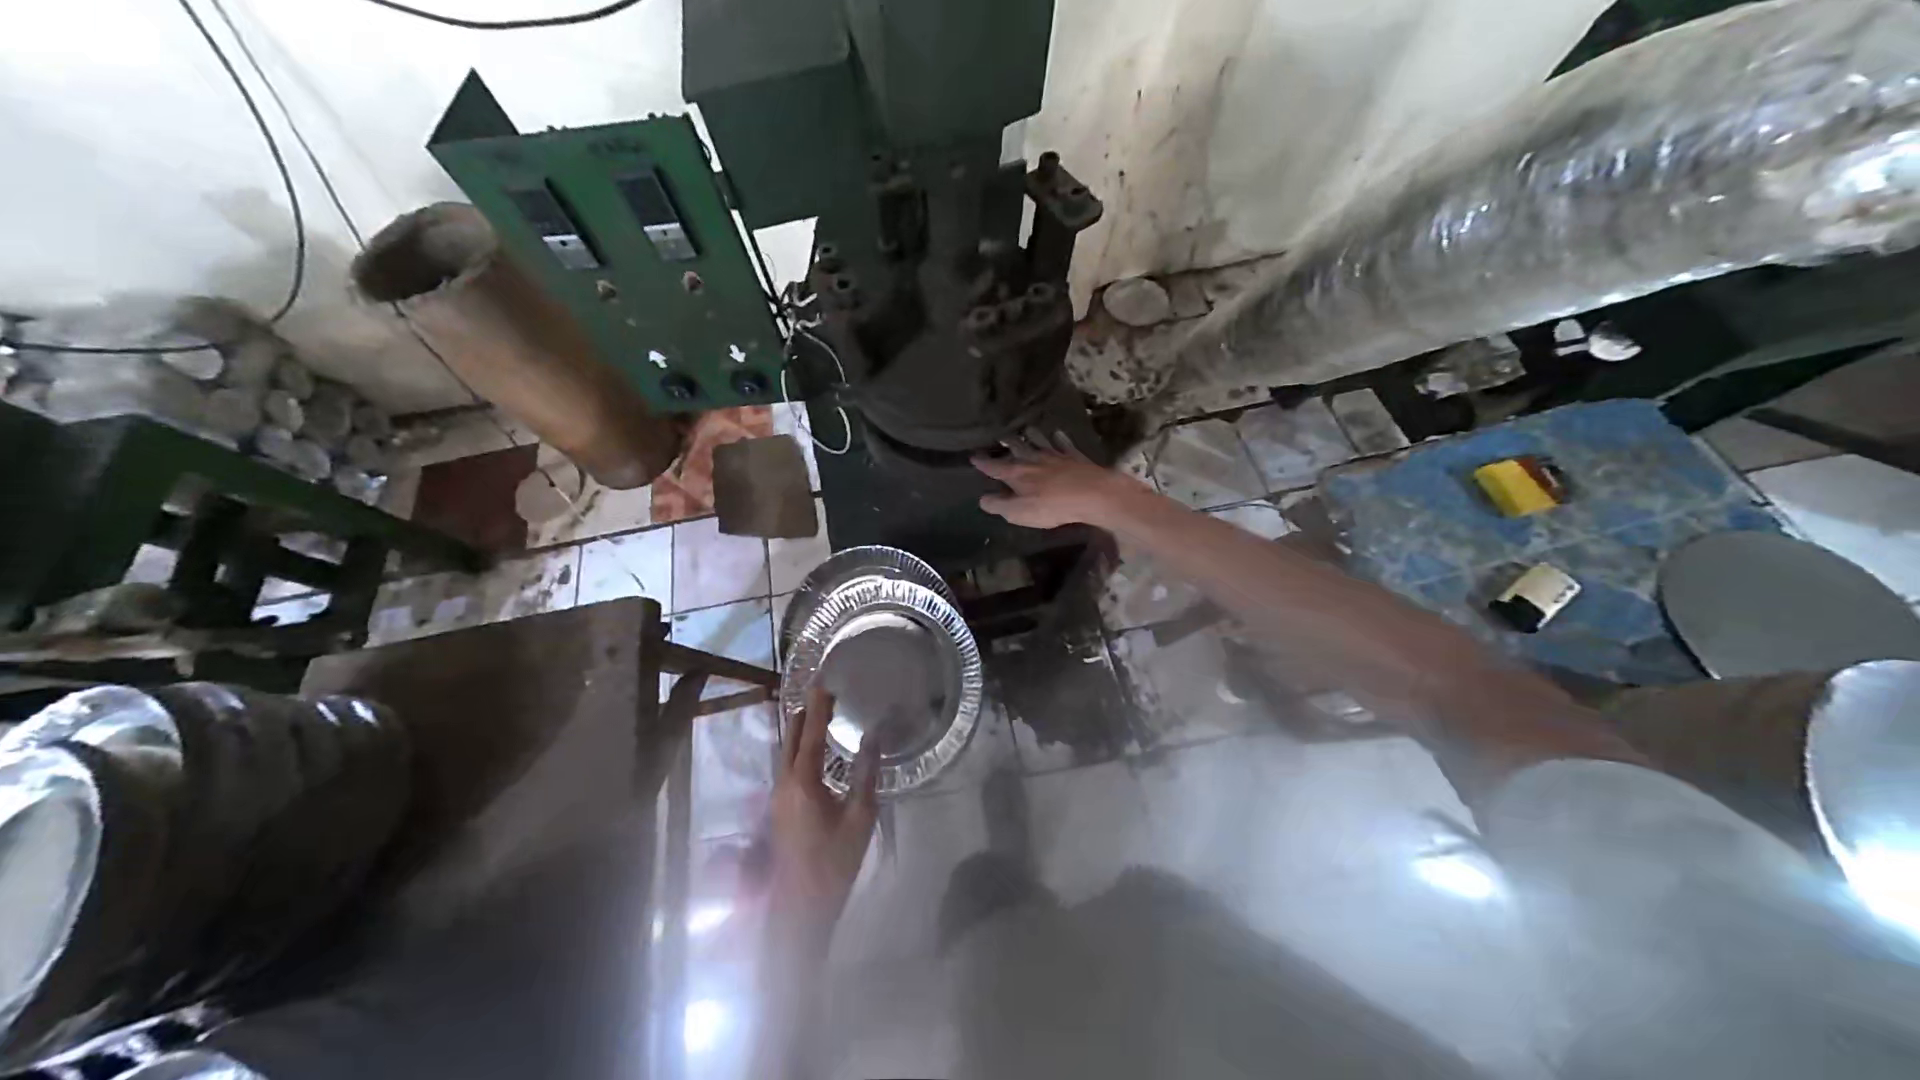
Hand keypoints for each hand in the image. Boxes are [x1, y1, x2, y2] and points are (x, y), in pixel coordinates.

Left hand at [769, 686, 879, 931]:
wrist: (800, 908)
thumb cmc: (834, 862)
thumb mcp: (860, 817)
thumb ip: (866, 774)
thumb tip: (874, 736)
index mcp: (803, 781)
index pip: (812, 732)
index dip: (819, 705)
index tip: (825, 680)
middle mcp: (784, 782)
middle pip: (792, 736)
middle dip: (807, 711)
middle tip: (825, 692)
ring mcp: (777, 796)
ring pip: (787, 751)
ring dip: (802, 730)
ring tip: (822, 713)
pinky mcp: (778, 808)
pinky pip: (788, 765)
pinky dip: (800, 748)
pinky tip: (815, 751)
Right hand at [972, 429, 1148, 529]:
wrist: (1091, 494)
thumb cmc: (1051, 506)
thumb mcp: (1018, 512)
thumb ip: (999, 505)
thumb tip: (982, 499)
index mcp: (1016, 474)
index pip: (994, 467)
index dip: (982, 462)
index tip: (973, 456)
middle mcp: (1033, 459)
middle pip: (1016, 447)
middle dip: (1006, 442)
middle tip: (999, 436)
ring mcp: (1055, 455)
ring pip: (1039, 440)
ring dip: (1030, 435)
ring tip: (1025, 430)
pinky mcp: (1074, 456)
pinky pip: (1063, 443)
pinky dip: (1058, 438)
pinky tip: (1057, 434)